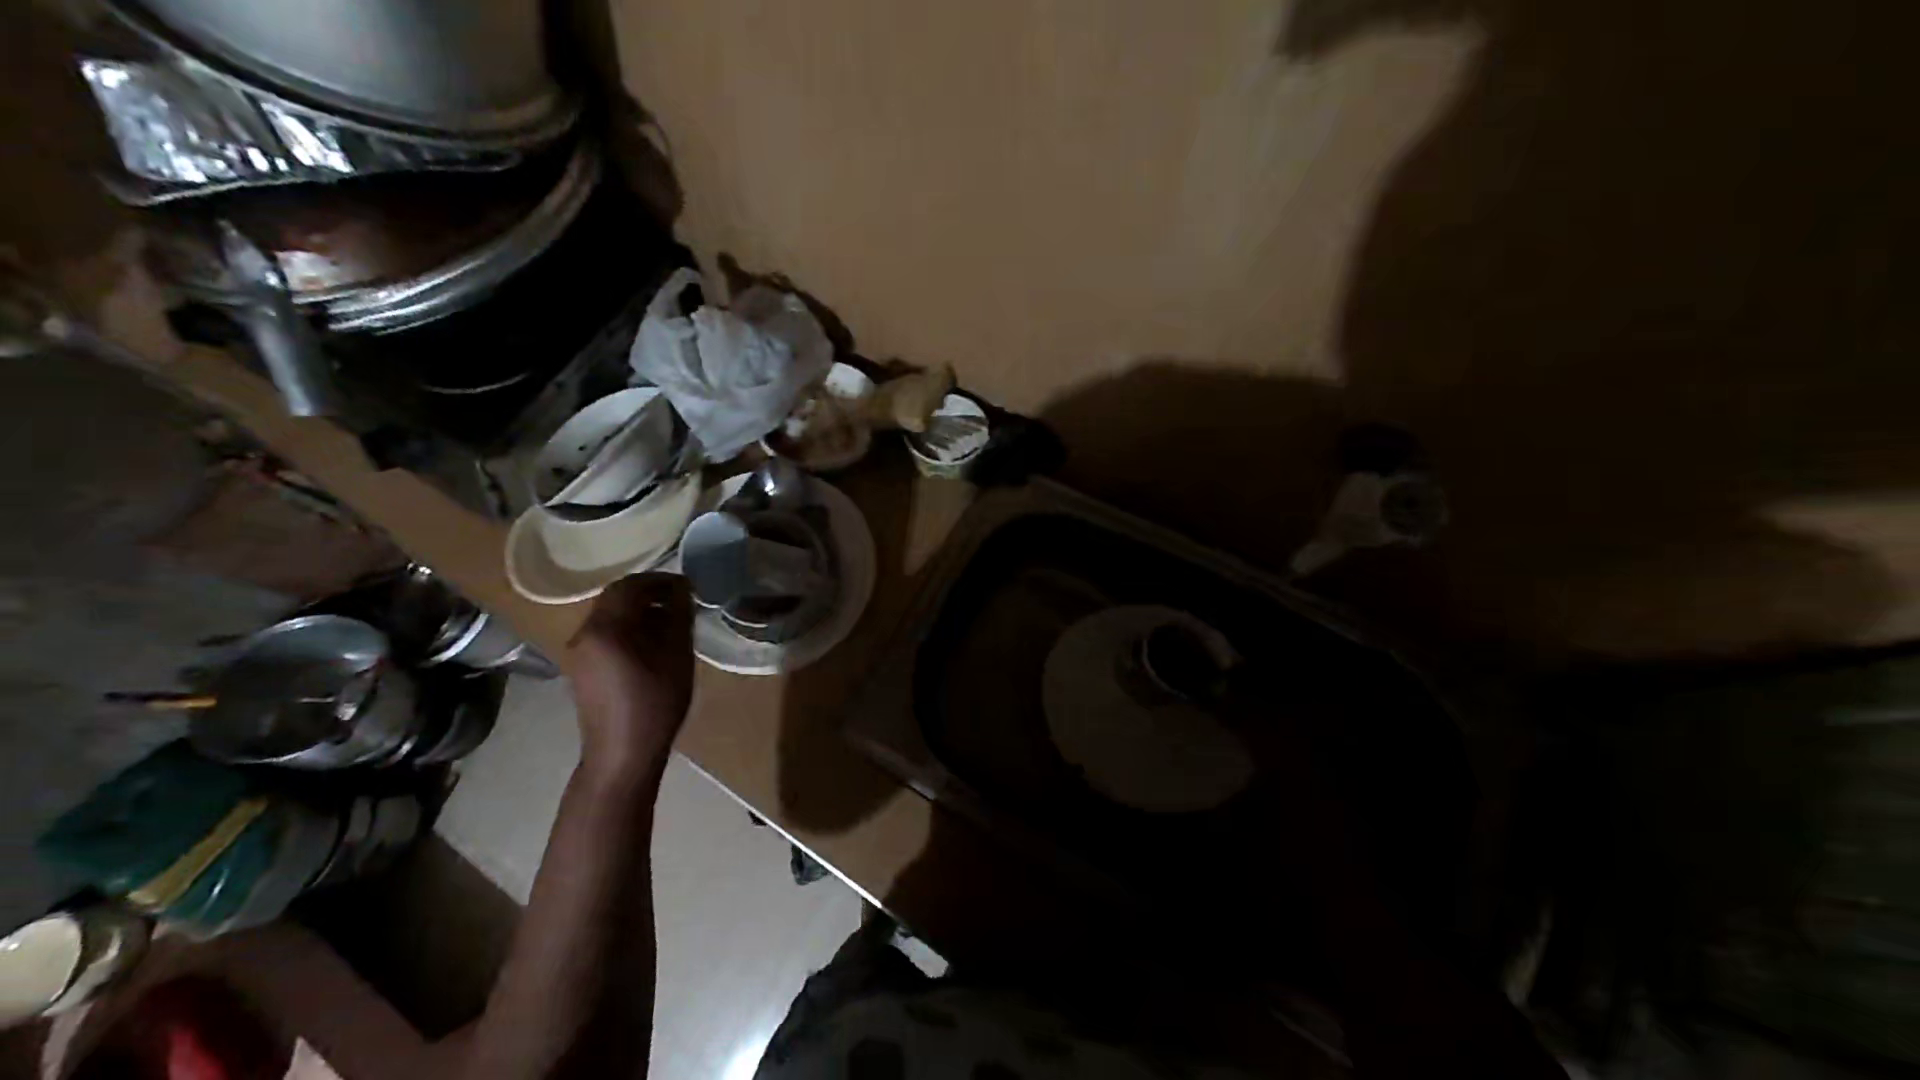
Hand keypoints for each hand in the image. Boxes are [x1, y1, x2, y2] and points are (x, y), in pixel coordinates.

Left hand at [565, 573, 694, 775]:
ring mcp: (579, 653)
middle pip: (614, 598)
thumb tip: (681, 589)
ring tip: (670, 620)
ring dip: (638, 610)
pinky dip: (628, 628)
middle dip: (648, 593)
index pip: (630, 586)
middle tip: (679, 598)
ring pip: (609, 616)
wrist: (621, 754)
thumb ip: (678, 615)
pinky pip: (605, 635)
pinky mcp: (582, 669)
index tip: (686, 586)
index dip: (659, 580)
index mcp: (605, 628)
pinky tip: (651, 643)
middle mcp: (584, 634)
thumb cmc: (655, 702)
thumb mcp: (677, 654)